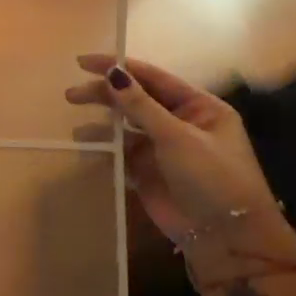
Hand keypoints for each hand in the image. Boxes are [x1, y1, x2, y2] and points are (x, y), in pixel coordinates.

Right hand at [65, 55, 283, 245]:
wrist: (222, 232)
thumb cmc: (211, 176)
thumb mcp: (177, 136)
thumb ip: (141, 106)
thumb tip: (112, 73)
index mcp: (199, 107)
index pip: (154, 78)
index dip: (120, 68)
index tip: (84, 63)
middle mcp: (180, 122)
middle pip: (136, 99)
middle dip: (105, 93)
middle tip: (72, 95)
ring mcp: (161, 147)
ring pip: (125, 124)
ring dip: (100, 118)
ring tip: (73, 115)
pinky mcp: (145, 169)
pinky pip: (119, 149)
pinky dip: (101, 143)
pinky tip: (83, 141)